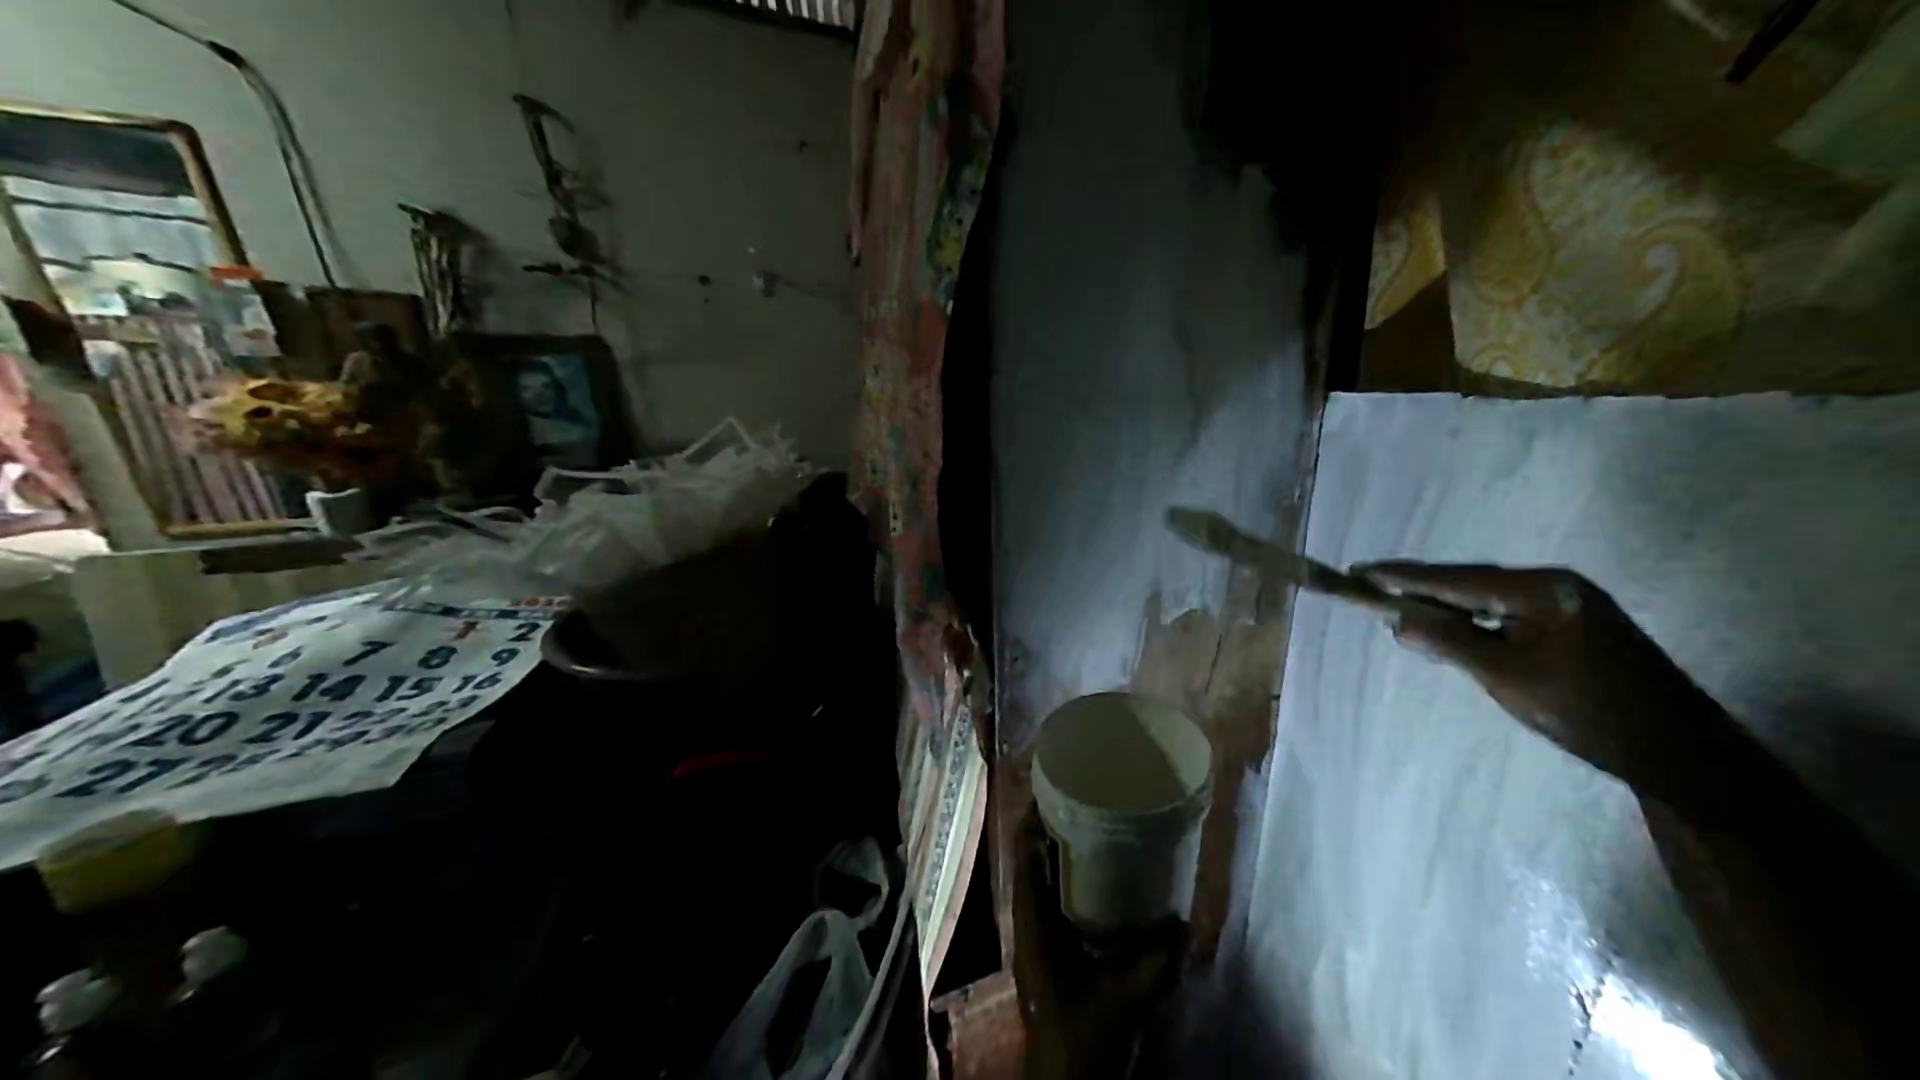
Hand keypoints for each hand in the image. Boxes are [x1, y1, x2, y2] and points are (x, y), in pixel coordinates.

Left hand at [1014, 809, 1184, 1079]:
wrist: (1067, 1078)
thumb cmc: (1085, 1035)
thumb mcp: (1124, 998)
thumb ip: (1158, 964)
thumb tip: (1185, 923)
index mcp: (1034, 928)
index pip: (1023, 862)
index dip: (1029, 825)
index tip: (1046, 791)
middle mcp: (1029, 925)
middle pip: (1028, 863)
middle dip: (1043, 830)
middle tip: (1072, 797)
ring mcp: (1036, 938)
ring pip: (1038, 880)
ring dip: (1052, 851)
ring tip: (1081, 821)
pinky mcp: (1049, 951)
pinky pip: (1050, 900)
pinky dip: (1064, 879)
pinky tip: (1091, 872)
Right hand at [1358, 563, 1751, 813]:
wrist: (1679, 752)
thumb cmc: (1586, 711)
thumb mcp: (1505, 676)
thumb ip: (1449, 641)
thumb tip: (1397, 619)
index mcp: (1539, 590)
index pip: (1454, 579)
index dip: (1402, 577)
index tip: (1358, 571)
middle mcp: (1552, 584)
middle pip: (1468, 581)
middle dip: (1419, 588)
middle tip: (1370, 590)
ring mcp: (1566, 602)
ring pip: (1485, 596)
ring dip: (1443, 604)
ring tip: (1399, 609)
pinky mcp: (1571, 623)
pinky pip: (1504, 610)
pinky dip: (1470, 618)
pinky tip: (1451, 626)